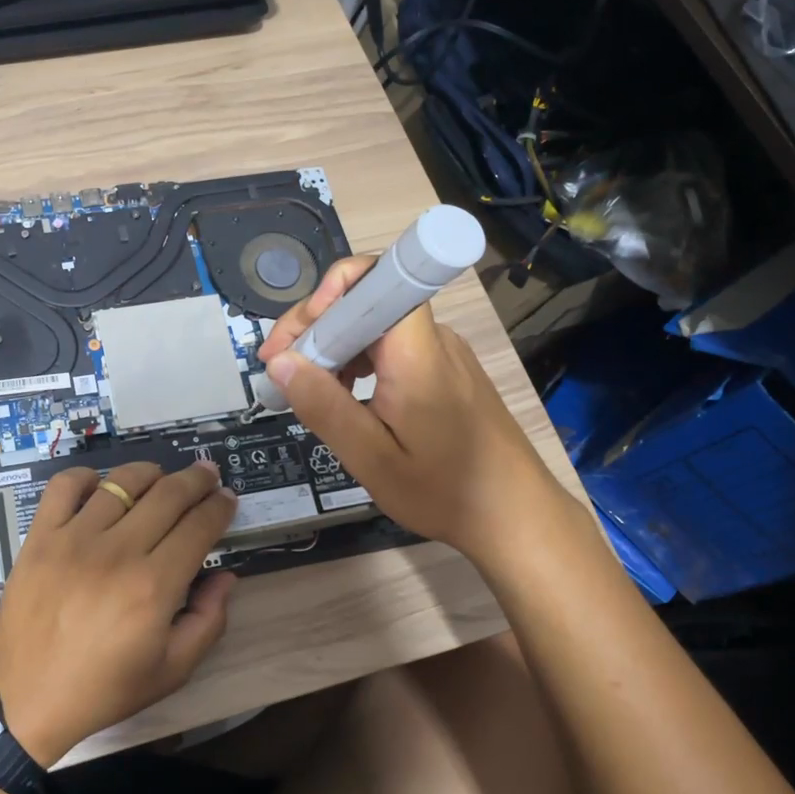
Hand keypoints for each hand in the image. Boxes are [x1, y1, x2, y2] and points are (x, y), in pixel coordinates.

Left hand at [0, 461, 238, 765]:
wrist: (27, 696)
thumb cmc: (103, 688)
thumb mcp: (171, 670)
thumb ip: (208, 621)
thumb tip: (225, 576)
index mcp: (154, 587)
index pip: (198, 527)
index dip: (219, 507)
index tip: (227, 499)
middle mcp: (117, 553)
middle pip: (167, 495)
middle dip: (196, 480)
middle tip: (207, 474)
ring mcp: (74, 540)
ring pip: (120, 483)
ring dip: (150, 473)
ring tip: (160, 477)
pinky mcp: (40, 537)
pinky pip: (64, 487)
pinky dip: (86, 477)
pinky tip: (100, 486)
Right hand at [256, 256, 570, 562]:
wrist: (516, 516)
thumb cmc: (444, 491)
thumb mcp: (371, 459)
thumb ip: (325, 407)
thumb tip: (280, 362)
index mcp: (415, 354)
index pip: (378, 277)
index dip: (333, 289)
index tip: (301, 336)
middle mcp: (431, 339)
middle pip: (366, 300)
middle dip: (315, 325)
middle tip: (278, 371)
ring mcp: (440, 353)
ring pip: (375, 325)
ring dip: (333, 346)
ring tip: (304, 390)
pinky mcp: (443, 371)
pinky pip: (390, 348)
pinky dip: (356, 362)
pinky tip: (342, 398)